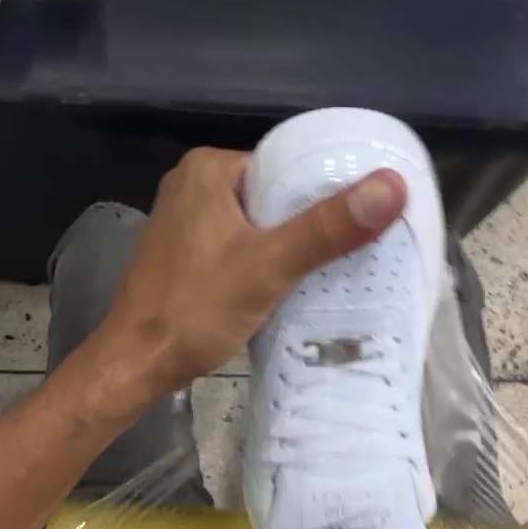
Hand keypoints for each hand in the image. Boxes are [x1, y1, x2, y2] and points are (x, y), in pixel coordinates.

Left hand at [93, 147, 407, 395]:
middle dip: (309, 223)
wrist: (134, 364)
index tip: (362, 219)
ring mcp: (182, 222)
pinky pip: (236, 247)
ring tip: (328, 271)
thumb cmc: (194, 311)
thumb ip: (327, 228)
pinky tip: (285, 287)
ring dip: (286, 248)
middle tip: (353, 251)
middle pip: (273, 195)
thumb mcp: (268, 267)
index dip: (326, 191)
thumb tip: (393, 186)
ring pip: (255, 225)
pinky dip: (260, 263)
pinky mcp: (181, 255)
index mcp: (208, 169)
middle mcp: (190, 186)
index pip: (286, 164)